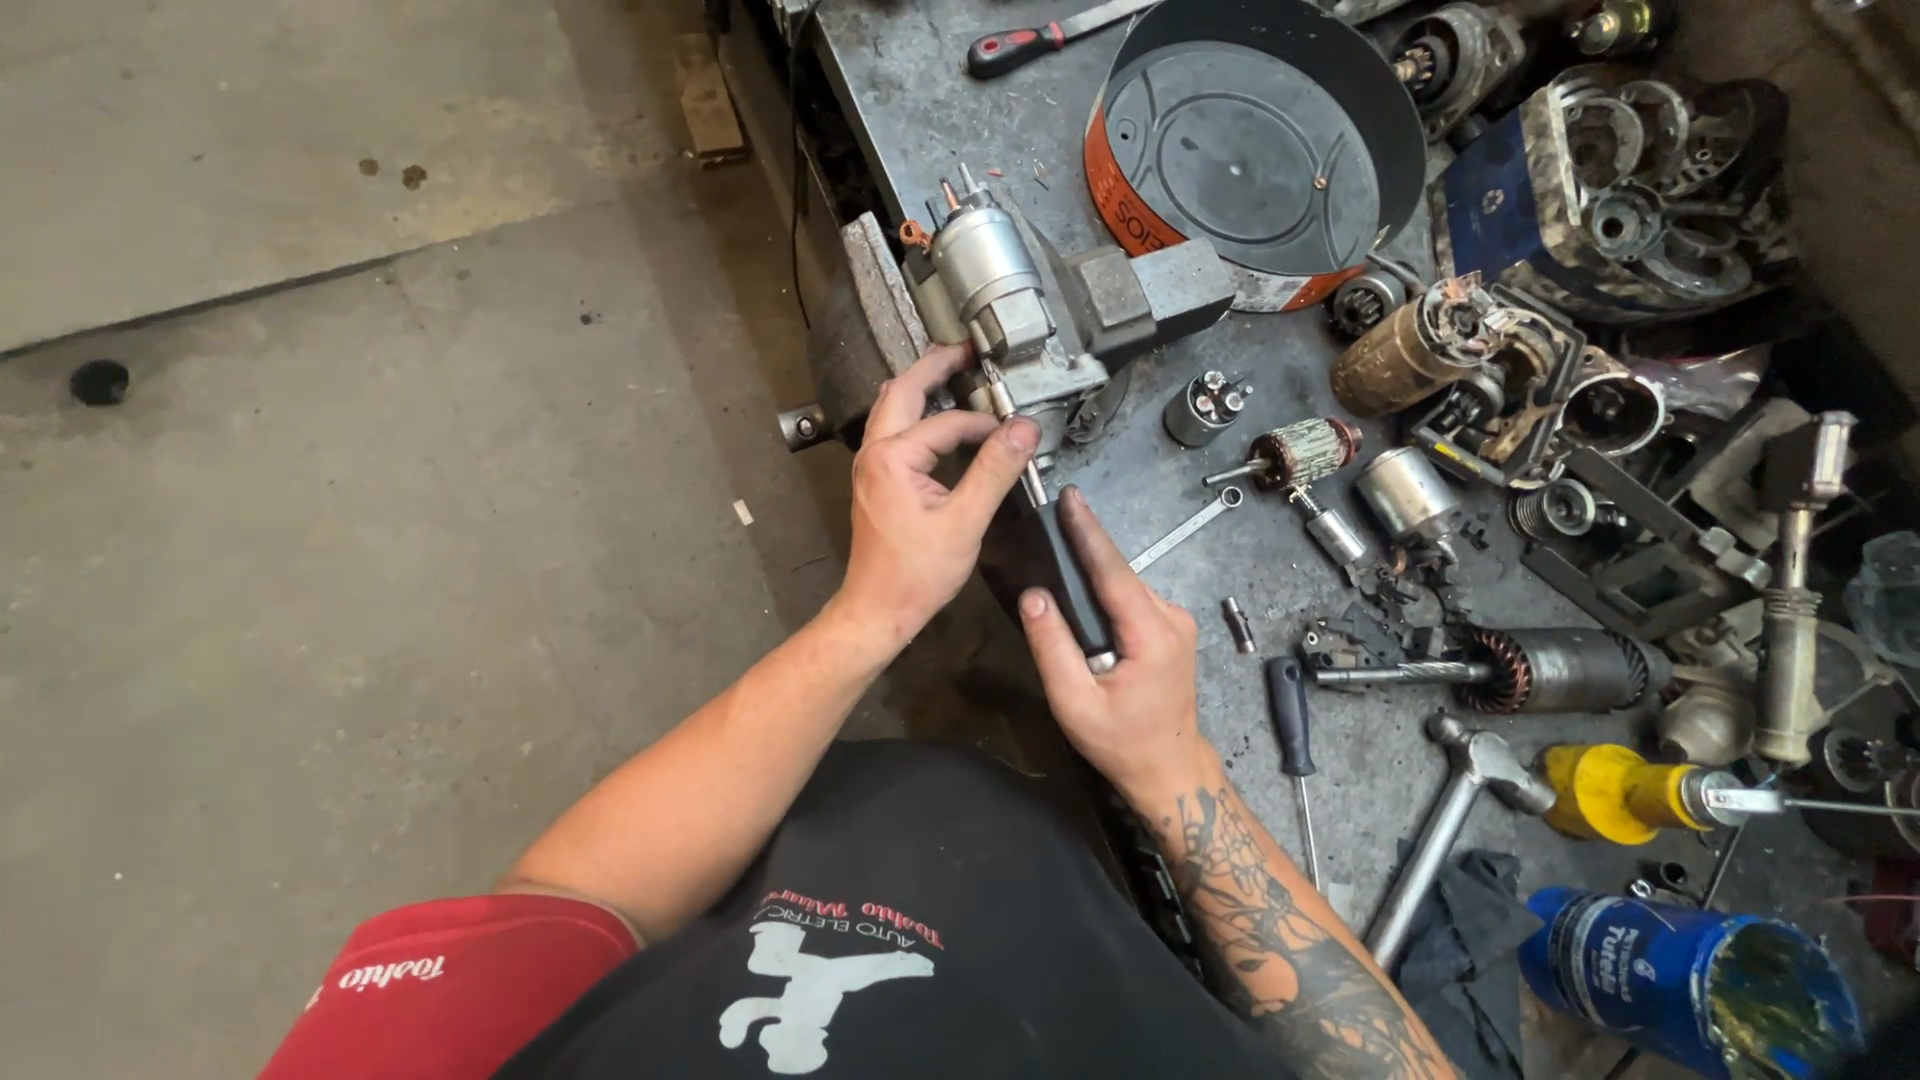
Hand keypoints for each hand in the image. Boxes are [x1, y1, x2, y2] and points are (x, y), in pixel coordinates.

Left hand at [836, 343, 1039, 649]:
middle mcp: (873, 452)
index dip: (985, 425)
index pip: (947, 423)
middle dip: (935, 365)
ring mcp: (868, 465)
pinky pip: (892, 430)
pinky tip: (935, 417)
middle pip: (902, 390)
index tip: (1015, 433)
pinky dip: (915, 413)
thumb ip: (995, 470)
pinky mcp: (874, 479)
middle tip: (968, 349)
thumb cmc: (917, 572)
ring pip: (891, 407)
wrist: (879, 607)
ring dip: (920, 385)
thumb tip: (1024, 430)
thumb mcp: (965, 520)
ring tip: (951, 370)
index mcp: (892, 457)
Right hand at [1017, 487, 1217, 803]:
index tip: (1070, 498)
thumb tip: (1034, 596)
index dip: (1089, 532)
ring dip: (1096, 568)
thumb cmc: (1120, 742)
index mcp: (1151, 635)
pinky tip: (1082, 588)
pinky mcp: (1173, 629)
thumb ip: (1053, 647)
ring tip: (1059, 547)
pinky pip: (1133, 598)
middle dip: (1087, 544)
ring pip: (1127, 583)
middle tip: (1053, 515)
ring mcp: (1177, 622)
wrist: (1169, 768)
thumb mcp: (1075, 703)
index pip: (1113, 572)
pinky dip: (1107, 588)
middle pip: (1121, 572)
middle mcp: (1171, 619)